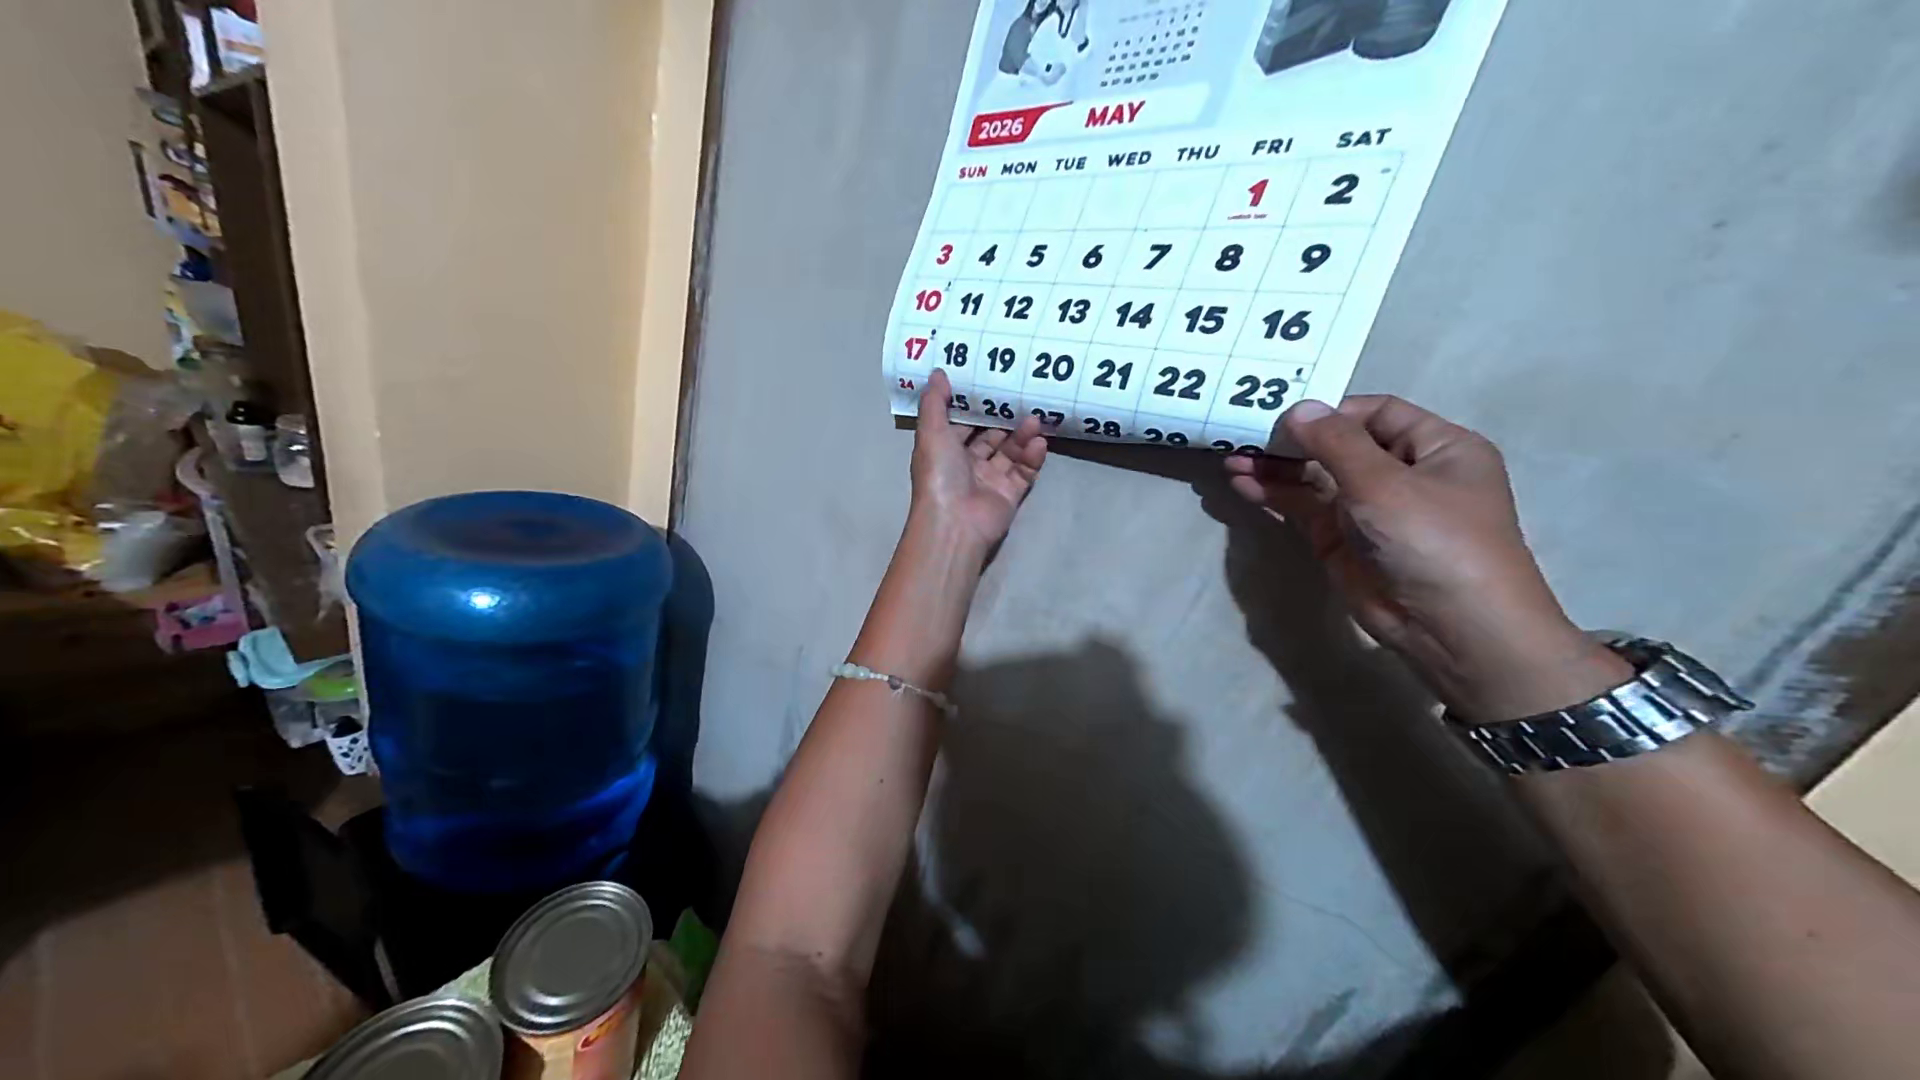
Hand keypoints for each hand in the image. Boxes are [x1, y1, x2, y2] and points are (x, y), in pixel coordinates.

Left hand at [909, 370, 1048, 553]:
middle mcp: (966, 464)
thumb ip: (935, 402)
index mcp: (944, 450)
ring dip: (1022, 435)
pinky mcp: (1010, 494)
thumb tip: (938, 372)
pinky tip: (1039, 442)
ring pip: (1010, 452)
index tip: (992, 381)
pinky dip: (1032, 457)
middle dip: (1005, 419)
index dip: (974, 405)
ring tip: (1035, 418)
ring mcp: (989, 480)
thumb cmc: (939, 474)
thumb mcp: (931, 431)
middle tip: (1023, 396)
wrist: (955, 522)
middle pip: (989, 437)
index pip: (961, 424)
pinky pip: (1024, 472)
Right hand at [1226, 396, 1628, 721]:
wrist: (1449, 627)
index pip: (1376, 412)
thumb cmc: (1433, 539)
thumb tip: (1297, 408)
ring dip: (1275, 467)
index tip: (1283, 413)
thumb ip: (1335, 443)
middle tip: (1245, 434)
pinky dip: (1275, 493)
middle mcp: (1402, 472)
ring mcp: (1367, 508)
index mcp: (1436, 447)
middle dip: (1293, 439)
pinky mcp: (1339, 539)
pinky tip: (1244, 483)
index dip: (1331, 410)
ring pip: (1314, 476)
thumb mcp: (1385, 482)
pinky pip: (1303, 507)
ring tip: (1233, 459)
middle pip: (1338, 444)